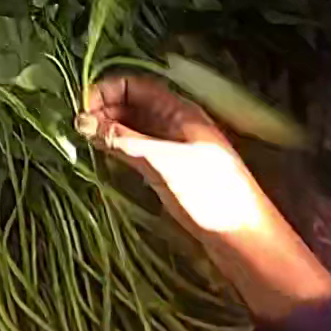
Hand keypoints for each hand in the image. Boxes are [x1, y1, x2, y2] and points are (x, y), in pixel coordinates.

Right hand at [79, 75, 261, 232]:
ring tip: (88, 142)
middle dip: (104, 110)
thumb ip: (120, 138)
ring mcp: (173, 147)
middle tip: (81, 128)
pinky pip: (138, 147)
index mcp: (178, 109)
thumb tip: (81, 120)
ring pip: (133, 126)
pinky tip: (106, 157)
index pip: (133, 84)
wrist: (249, 245)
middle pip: (131, 103)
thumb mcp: (160, 160)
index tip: (83, 108)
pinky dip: (119, 147)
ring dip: (109, 129)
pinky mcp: (171, 170)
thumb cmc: (208, 193)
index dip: (107, 90)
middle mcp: (174, 122)